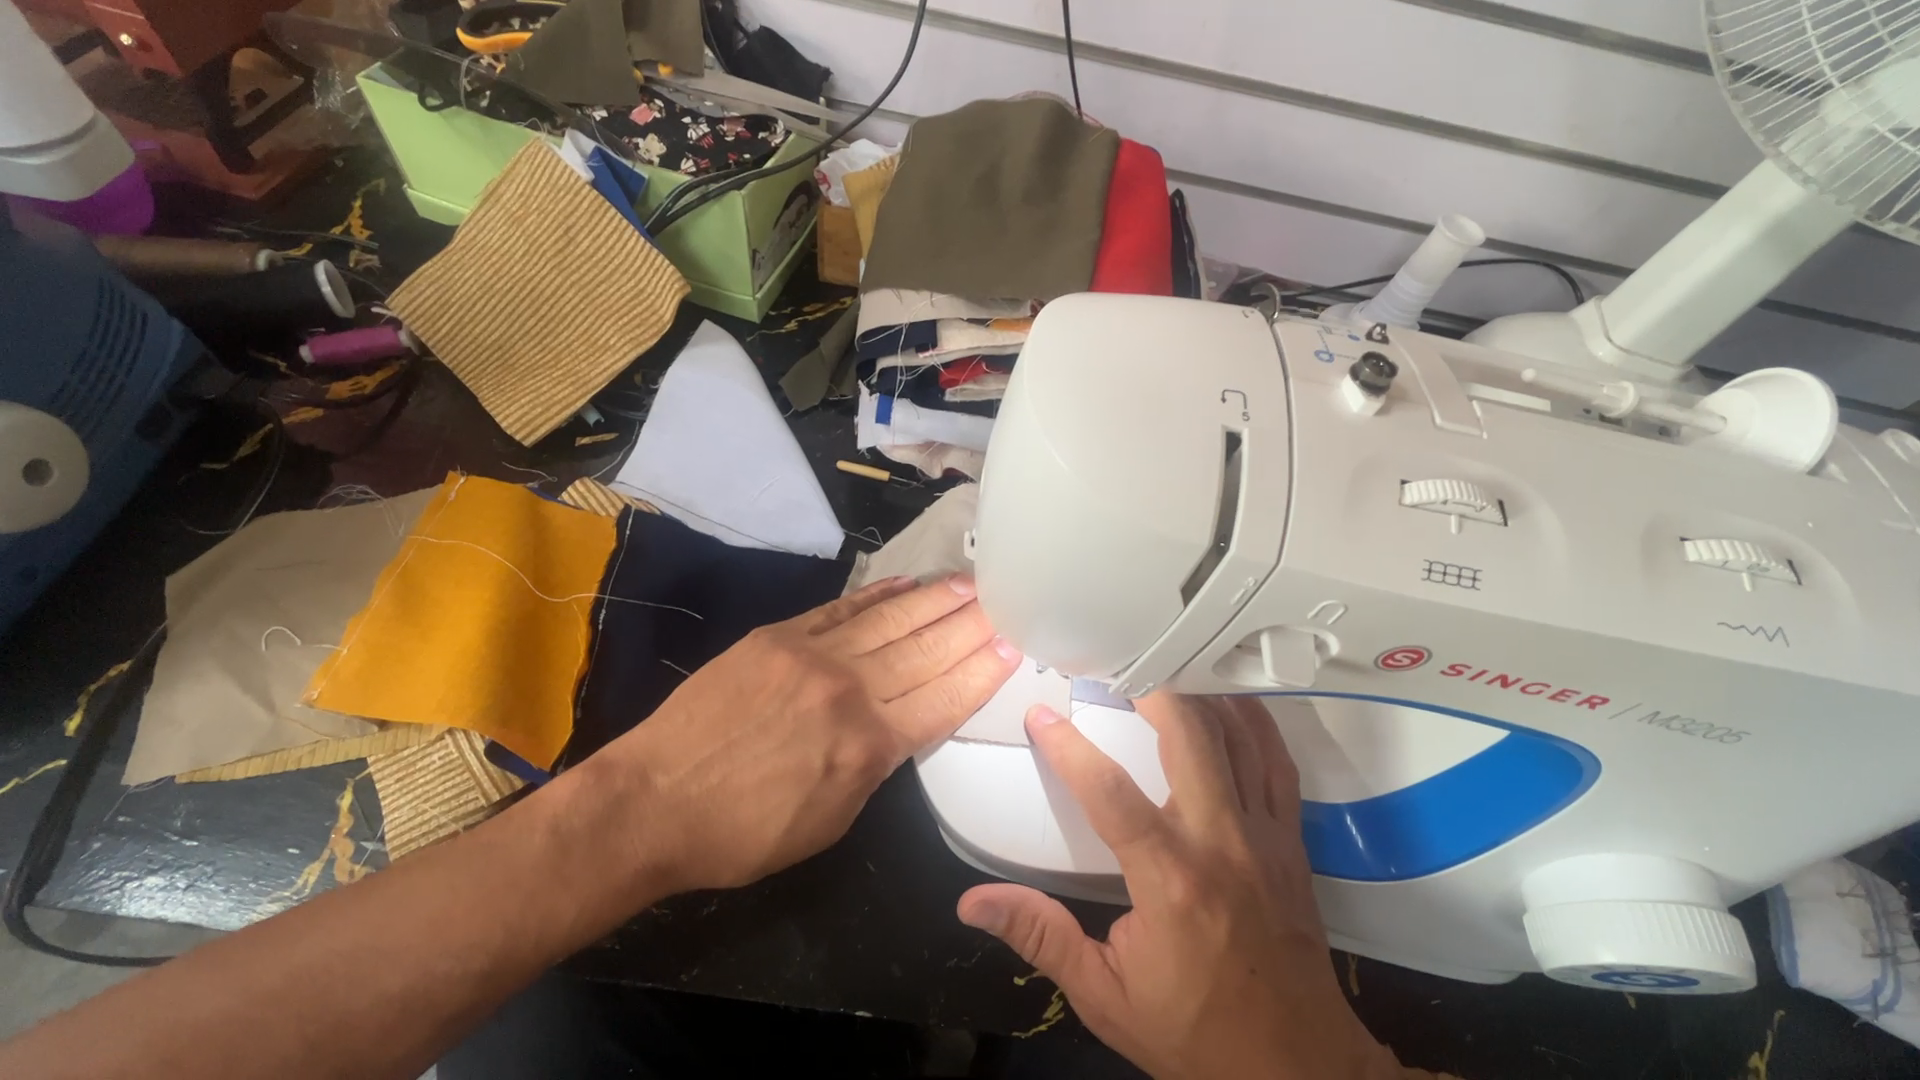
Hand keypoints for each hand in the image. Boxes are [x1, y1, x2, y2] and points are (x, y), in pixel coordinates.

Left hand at [602, 575, 1019, 893]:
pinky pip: (840, 609)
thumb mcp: (830, 820)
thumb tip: (899, 725)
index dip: (982, 671)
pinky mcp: (775, 636)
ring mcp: (810, 654)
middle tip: (1005, 599)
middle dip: (971, 624)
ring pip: (889, 620)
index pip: (944, 698)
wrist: (652, 803)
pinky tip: (904, 584)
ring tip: (968, 583)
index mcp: (868, 744)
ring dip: (934, 600)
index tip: (1014, 645)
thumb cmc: (743, 833)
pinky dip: (877, 596)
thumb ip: (874, 766)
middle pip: (925, 649)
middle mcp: (848, 688)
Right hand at [956, 694, 1403, 1079]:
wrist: (1295, 1067)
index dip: (1069, 748)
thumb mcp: (1104, 992)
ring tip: (1166, 669)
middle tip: (1114, 663)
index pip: (1110, 794)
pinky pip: (1278, 762)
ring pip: (1239, 738)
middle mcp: (1221, 842)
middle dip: (1151, 688)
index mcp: (1169, 879)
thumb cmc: (1194, 1031)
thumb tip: (973, 904)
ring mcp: (1264, 836)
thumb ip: (1040, 936)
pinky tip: (1229, 705)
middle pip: (1190, 737)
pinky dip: (1253, 723)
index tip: (1042, 716)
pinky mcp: (1290, 841)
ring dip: (1200, 696)